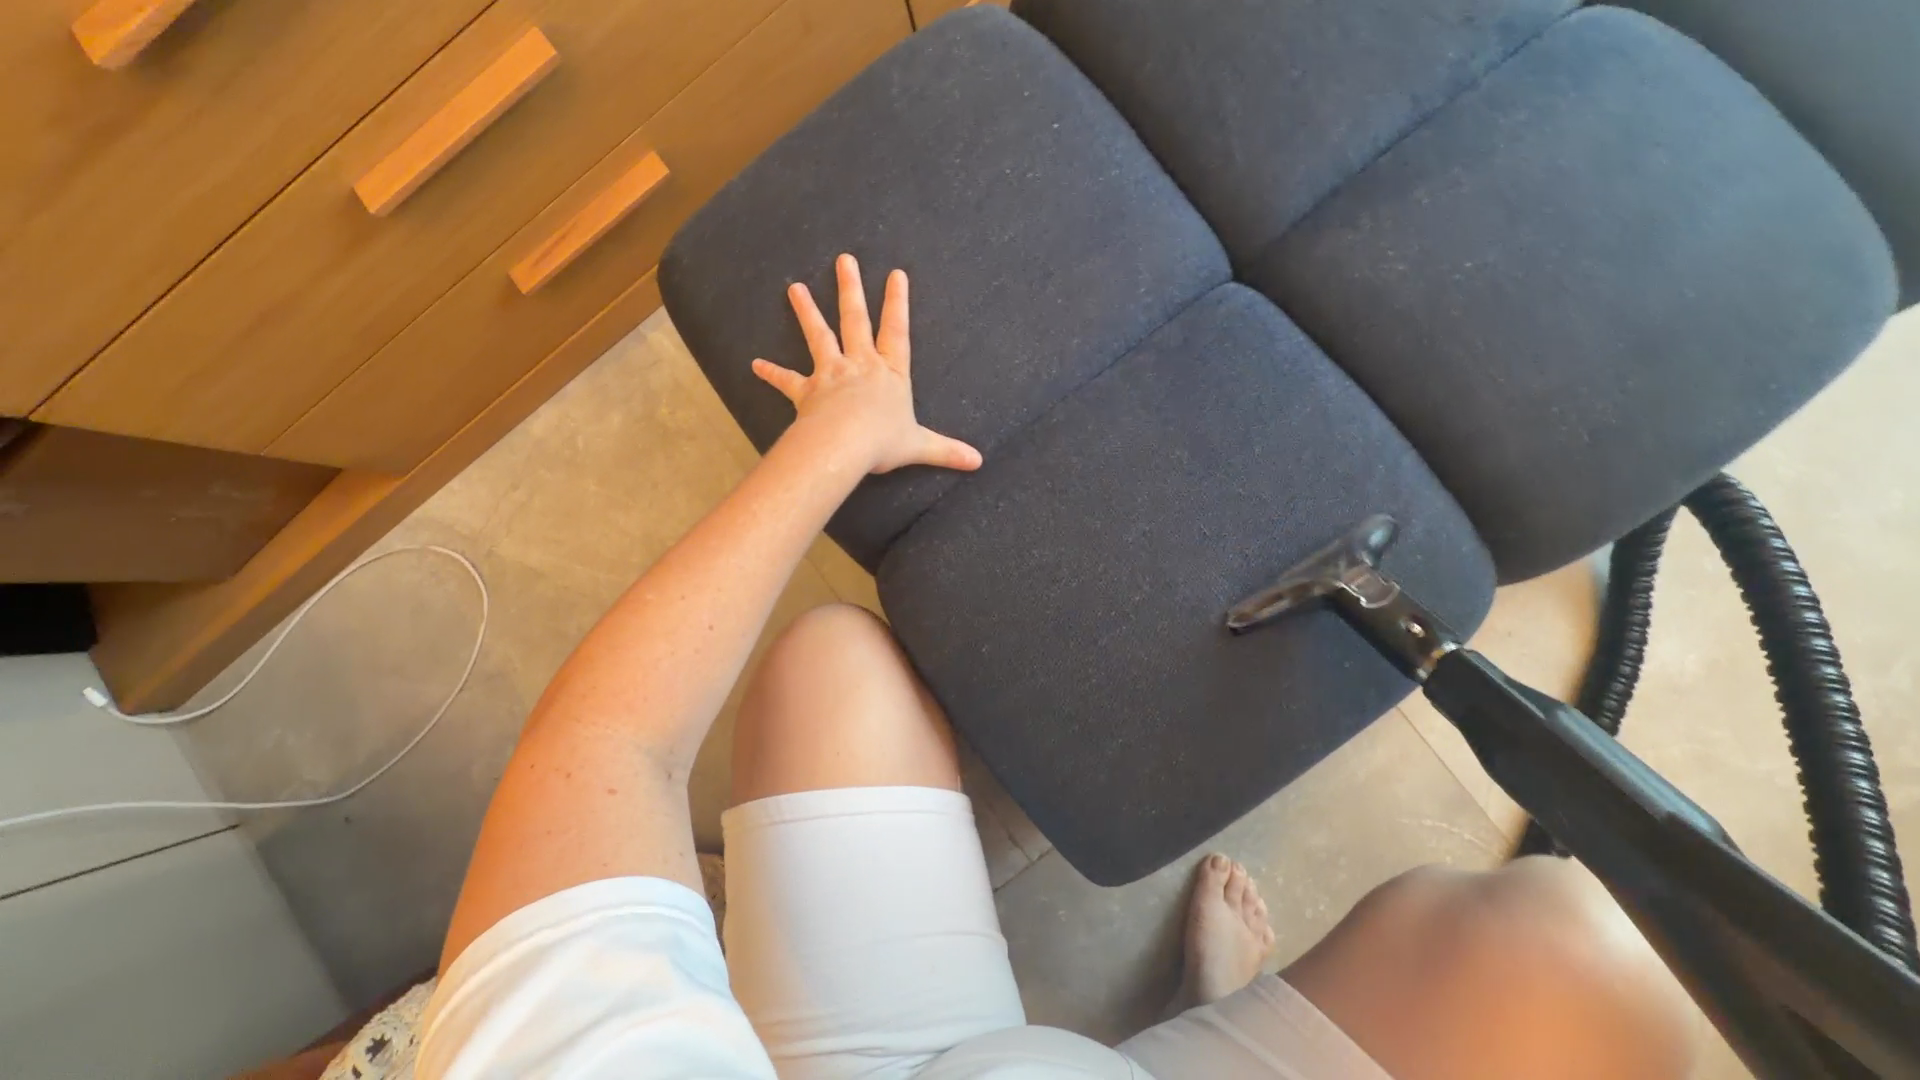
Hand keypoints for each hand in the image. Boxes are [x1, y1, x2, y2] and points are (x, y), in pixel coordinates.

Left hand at [754, 254, 982, 474]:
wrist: (845, 445)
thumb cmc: (883, 442)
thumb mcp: (921, 446)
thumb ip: (947, 451)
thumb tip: (978, 462)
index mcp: (891, 374)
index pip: (897, 330)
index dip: (897, 302)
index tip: (895, 274)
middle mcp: (861, 365)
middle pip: (855, 320)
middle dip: (850, 289)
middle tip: (843, 260)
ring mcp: (832, 375)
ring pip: (819, 336)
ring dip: (807, 312)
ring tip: (794, 288)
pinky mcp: (807, 392)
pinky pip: (787, 381)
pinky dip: (772, 373)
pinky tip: (755, 364)